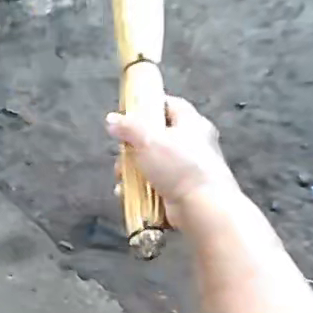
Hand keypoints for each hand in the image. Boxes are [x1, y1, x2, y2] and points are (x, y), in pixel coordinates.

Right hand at [105, 96, 241, 221]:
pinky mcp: (181, 190)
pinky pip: (155, 184)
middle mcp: (193, 144)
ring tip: (121, 178)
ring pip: (153, 163)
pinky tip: (127, 194)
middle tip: (121, 153)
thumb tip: (111, 119)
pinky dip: (140, 188)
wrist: (202, 207)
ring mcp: (187, 169)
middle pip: (156, 136)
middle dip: (133, 146)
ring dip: (132, 170)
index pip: (170, 105)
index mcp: (192, 123)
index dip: (148, 105)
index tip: (128, 113)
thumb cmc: (179, 166)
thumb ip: (128, 127)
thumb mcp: (149, 140)